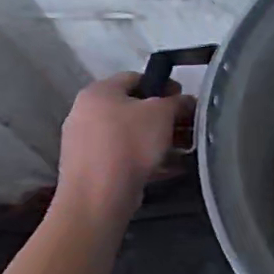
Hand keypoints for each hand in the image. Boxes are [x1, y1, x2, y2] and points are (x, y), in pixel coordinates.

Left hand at [56, 72, 196, 220]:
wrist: (98, 196)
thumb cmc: (130, 143)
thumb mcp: (163, 113)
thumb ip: (178, 101)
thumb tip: (185, 101)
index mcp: (99, 92)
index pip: (136, 77)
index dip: (164, 85)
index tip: (183, 100)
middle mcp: (86, 113)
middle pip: (134, 107)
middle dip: (165, 116)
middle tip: (187, 126)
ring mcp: (85, 142)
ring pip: (131, 132)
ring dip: (160, 137)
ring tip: (184, 149)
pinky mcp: (90, 166)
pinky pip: (124, 154)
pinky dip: (146, 156)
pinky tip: (169, 166)